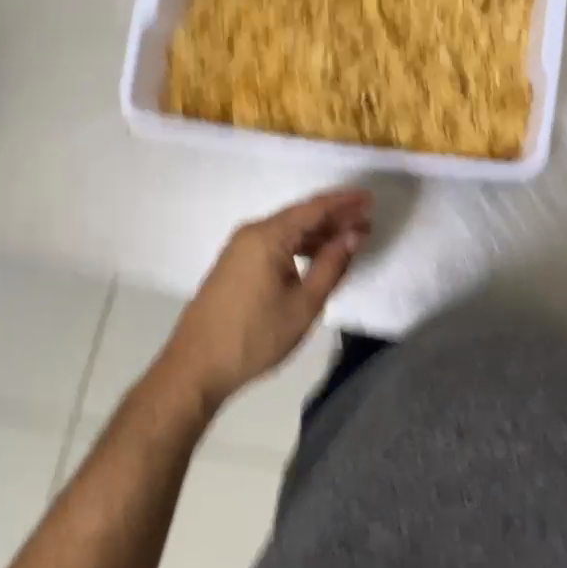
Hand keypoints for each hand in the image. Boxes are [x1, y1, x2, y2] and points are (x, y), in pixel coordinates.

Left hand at [156, 190, 372, 412]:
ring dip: (318, 234)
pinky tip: (317, 258)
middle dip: (334, 218)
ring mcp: (239, 249)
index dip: (344, 202)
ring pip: (287, 231)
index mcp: (267, 236)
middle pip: (300, 216)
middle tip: (367, 222)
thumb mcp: (304, 304)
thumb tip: (353, 234)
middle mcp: (251, 233)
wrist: (196, 368)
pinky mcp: (235, 266)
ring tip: (349, 241)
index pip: (314, 208)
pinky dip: (299, 246)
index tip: (370, 200)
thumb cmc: (255, 336)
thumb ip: (332, 264)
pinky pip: (274, 244)